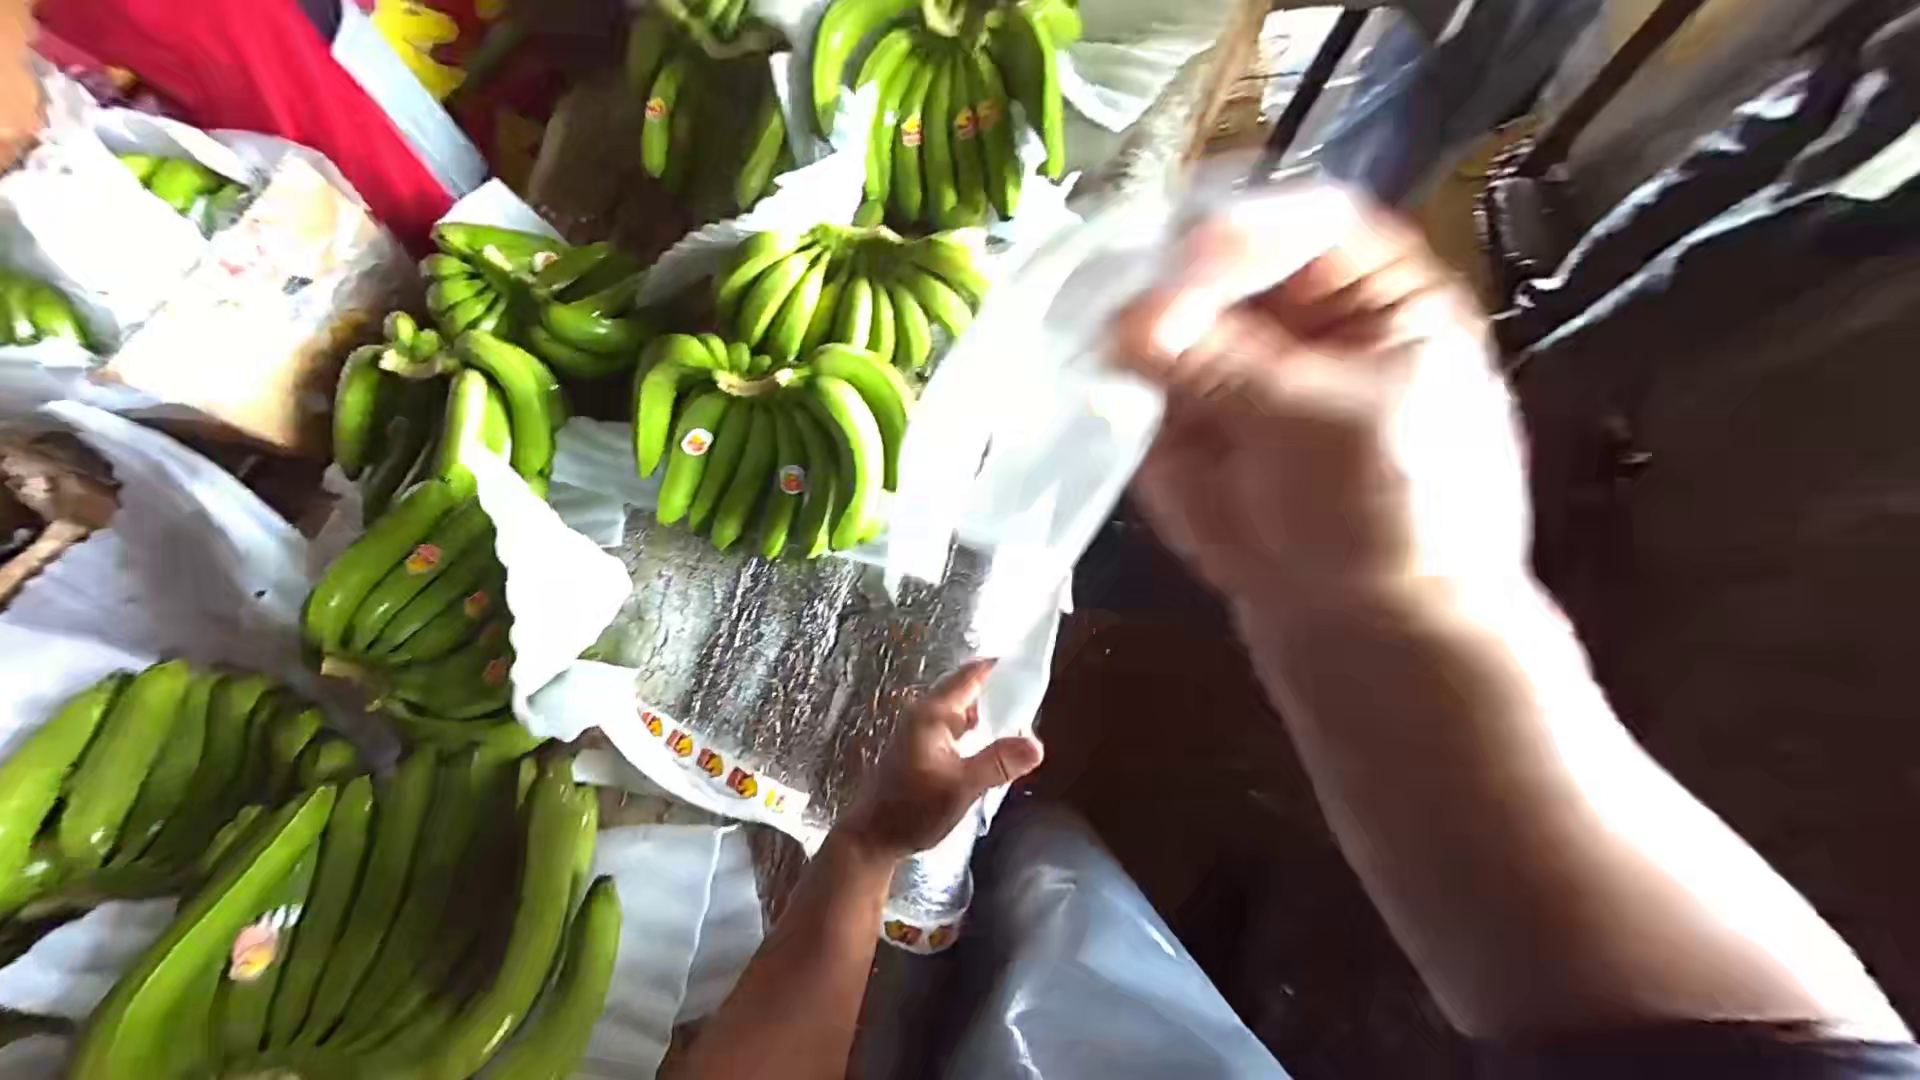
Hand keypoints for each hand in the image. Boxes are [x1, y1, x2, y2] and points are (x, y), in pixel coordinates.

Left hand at [838, 660, 1044, 863]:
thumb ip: (998, 763)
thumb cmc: (913, 809)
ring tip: (1021, 718)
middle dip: (999, 689)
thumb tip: (1037, 744)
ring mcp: (923, 727)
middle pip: (967, 687)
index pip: (971, 675)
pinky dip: (977, 725)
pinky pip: (956, 723)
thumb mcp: (961, 787)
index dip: (999, 667)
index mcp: (933, 712)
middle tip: (1032, 698)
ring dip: (988, 709)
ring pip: (962, 706)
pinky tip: (994, 741)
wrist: (873, 836)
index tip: (1029, 667)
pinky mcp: (923, 744)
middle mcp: (926, 712)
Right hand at [1112, 184, 1529, 618]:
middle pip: (1218, 270)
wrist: (1358, 619)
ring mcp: (1228, 373)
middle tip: (1109, 297)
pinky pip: (1139, 384)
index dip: (1245, 234)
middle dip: (1165, 281)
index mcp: (1367, 300)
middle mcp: (1290, 324)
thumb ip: (1230, 369)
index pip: (1303, 229)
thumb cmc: (1391, 515)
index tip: (1180, 262)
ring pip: (1167, 325)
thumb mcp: (1328, 427)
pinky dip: (1110, 378)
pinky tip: (1088, 375)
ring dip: (1124, 326)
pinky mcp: (1181, 423)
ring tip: (1082, 329)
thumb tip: (1134, 324)